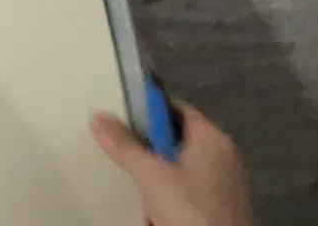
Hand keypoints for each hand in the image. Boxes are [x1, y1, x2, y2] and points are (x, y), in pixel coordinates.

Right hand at [92, 101, 255, 225]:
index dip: (145, 104)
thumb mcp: (152, 177)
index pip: (173, 105)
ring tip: (118, 163)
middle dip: (142, 137)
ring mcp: (220, 187)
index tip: (115, 104)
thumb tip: (97, 115)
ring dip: (150, 166)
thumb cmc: (192, 213)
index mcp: (212, 139)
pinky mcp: (215, 212)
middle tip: (110, 134)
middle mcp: (220, 158)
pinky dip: (161, 188)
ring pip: (175, 164)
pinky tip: (139, 195)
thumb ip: (124, 145)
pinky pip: (181, 188)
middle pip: (173, 135)